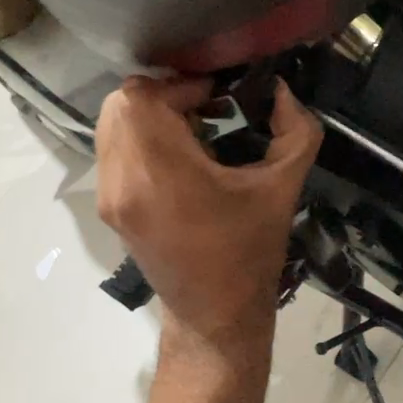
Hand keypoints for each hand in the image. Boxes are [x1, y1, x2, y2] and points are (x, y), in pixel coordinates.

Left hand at [96, 75, 322, 346]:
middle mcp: (122, 178)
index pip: (144, 95)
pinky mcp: (109, 209)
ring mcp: (109, 196)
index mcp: (160, 169)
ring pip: (113, 127)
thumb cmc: (249, 252)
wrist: (215, 316)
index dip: (181, 86)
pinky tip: (179, 162)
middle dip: (164, 98)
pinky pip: (114, 153)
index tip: (217, 100)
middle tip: (205, 112)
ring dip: (150, 119)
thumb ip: (294, 130)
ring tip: (193, 136)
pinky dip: (141, 142)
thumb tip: (281, 91)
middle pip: (121, 105)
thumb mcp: (282, 187)